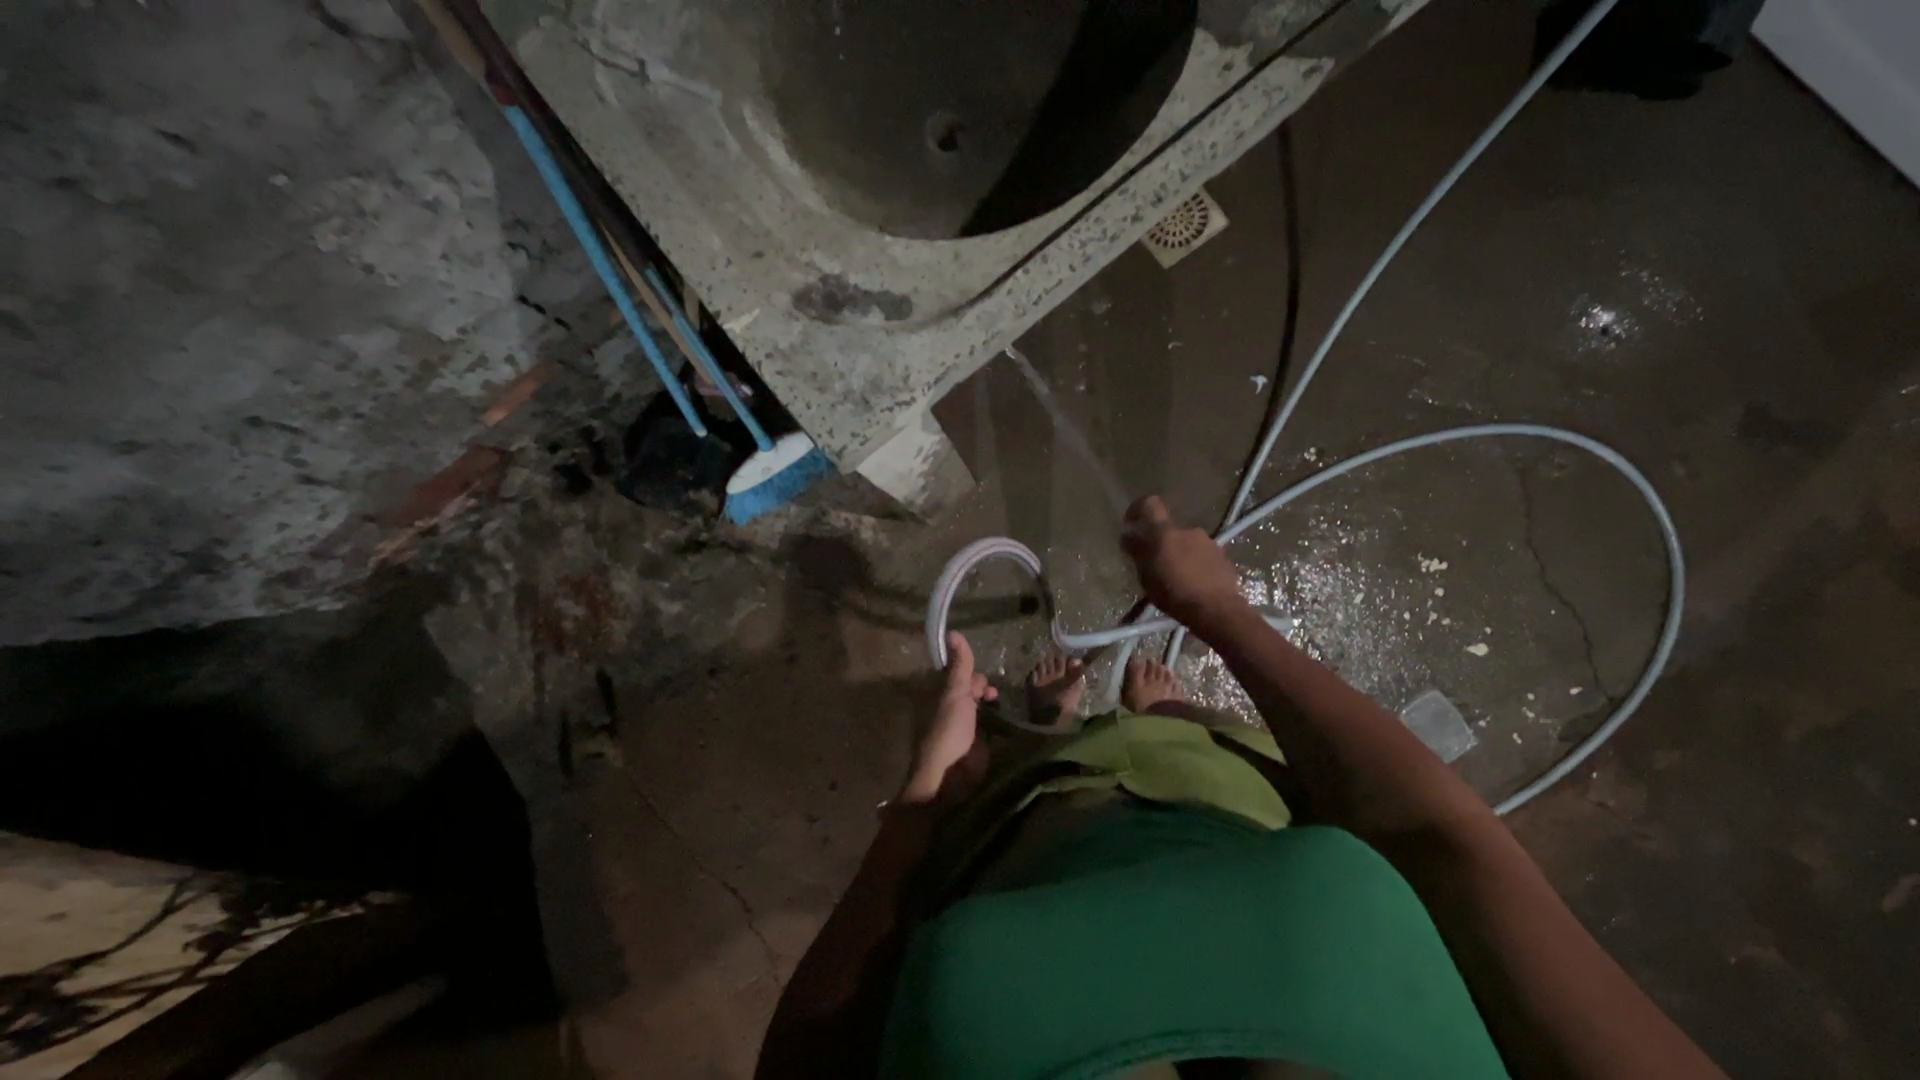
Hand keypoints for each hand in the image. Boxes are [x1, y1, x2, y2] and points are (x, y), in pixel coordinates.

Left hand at [899, 632, 996, 805]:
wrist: (950, 777)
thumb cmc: (948, 731)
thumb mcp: (954, 693)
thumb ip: (959, 666)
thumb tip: (953, 631)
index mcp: (941, 697)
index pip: (958, 677)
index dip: (972, 676)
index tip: (985, 683)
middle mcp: (951, 711)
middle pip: (971, 691)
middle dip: (984, 689)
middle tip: (993, 696)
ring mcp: (965, 730)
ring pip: (981, 709)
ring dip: (993, 706)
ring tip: (1006, 707)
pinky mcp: (978, 747)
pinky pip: (991, 730)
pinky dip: (1000, 725)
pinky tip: (1012, 724)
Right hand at [1120, 495, 1246, 628]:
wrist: (1217, 610)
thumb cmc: (1175, 594)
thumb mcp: (1147, 577)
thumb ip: (1138, 553)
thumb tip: (1129, 536)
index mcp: (1165, 533)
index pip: (1149, 504)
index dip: (1138, 509)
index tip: (1132, 524)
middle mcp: (1189, 531)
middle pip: (1168, 530)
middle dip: (1160, 544)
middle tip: (1154, 566)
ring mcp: (1209, 543)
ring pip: (1186, 544)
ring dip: (1179, 556)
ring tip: (1175, 580)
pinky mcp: (1223, 558)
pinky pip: (1202, 557)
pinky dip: (1195, 566)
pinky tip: (1193, 586)